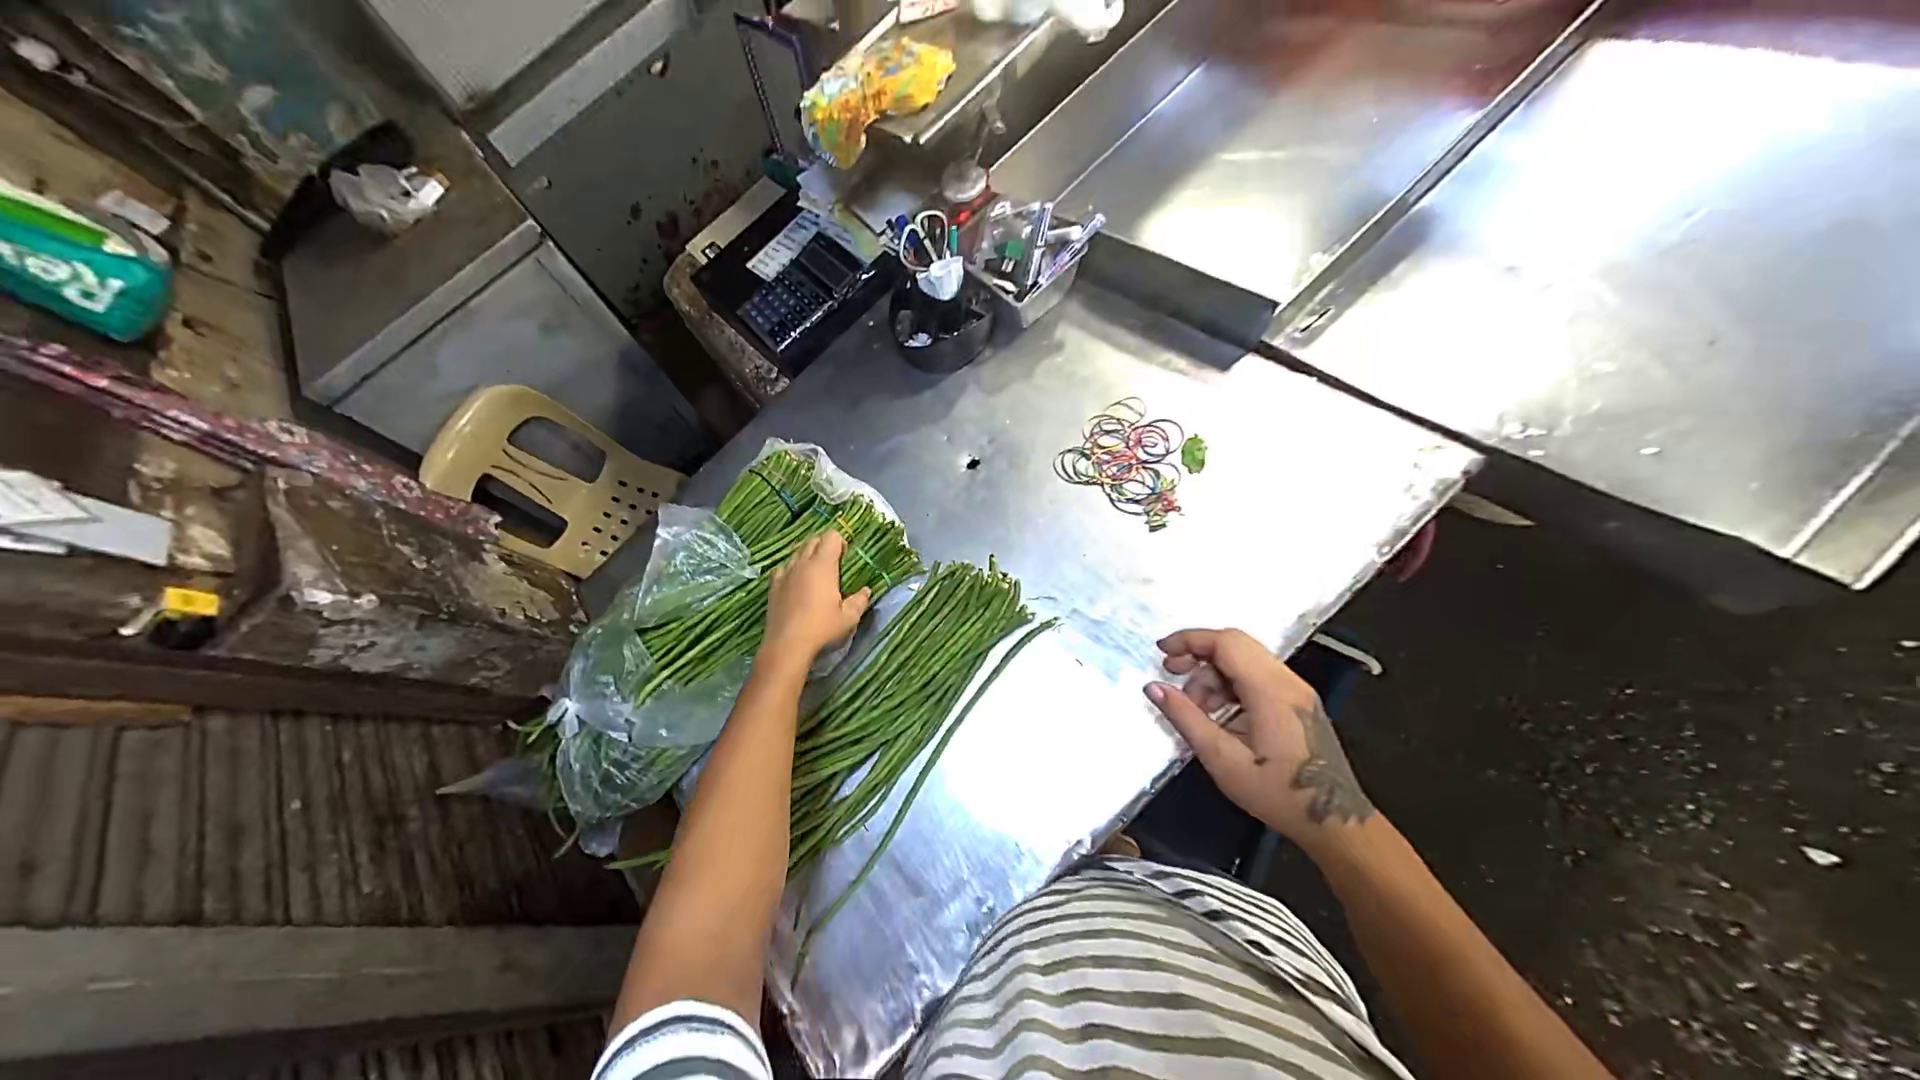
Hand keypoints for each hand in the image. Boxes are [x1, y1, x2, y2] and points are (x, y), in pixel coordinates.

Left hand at [762, 530, 871, 664]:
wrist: (787, 645)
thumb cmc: (822, 629)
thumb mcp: (849, 618)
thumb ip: (859, 601)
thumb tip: (866, 591)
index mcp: (822, 565)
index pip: (831, 536)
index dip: (841, 542)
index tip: (846, 557)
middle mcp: (801, 563)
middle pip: (813, 539)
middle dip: (824, 545)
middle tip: (834, 564)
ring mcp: (784, 573)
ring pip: (796, 552)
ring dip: (808, 555)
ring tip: (816, 574)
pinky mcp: (773, 586)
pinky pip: (783, 568)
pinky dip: (791, 569)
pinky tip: (795, 583)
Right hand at [1144, 628, 1374, 849]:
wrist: (1335, 822)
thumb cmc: (1279, 794)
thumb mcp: (1223, 761)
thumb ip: (1186, 718)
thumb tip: (1153, 688)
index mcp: (1271, 691)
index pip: (1226, 643)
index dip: (1190, 640)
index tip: (1162, 653)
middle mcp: (1287, 682)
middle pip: (1235, 646)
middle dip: (1198, 654)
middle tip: (1171, 675)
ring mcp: (1295, 690)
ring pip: (1244, 661)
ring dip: (1213, 676)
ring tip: (1196, 709)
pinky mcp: (1297, 702)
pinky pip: (1256, 677)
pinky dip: (1229, 686)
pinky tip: (1217, 714)